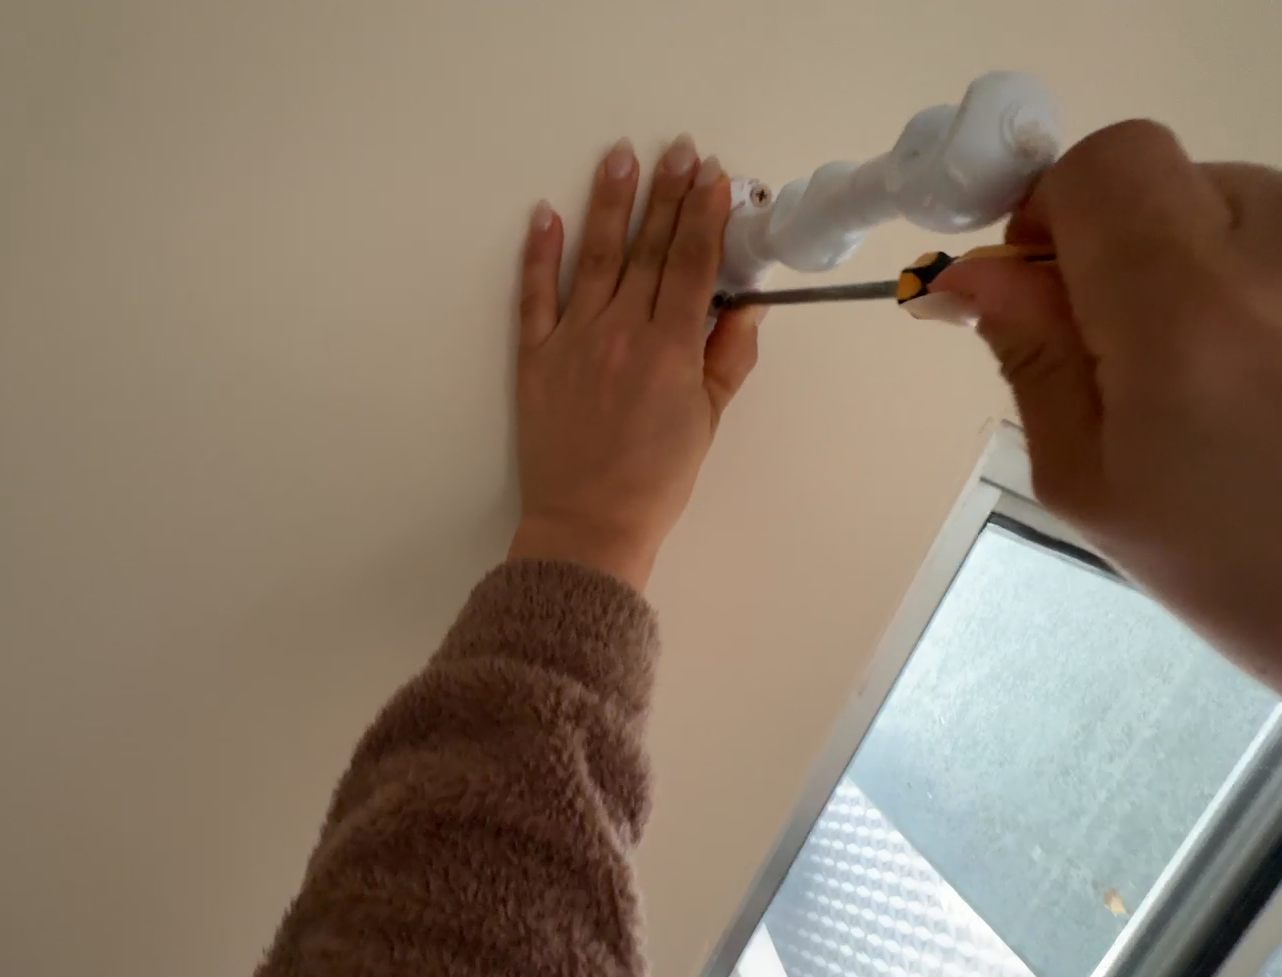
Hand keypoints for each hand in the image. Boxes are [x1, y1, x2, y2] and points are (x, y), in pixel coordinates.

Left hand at [508, 136, 761, 589]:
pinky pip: (534, 297)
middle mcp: (621, 332)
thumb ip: (729, 357)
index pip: (693, 264)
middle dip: (667, 195)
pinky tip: (545, 215)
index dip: (706, 215)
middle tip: (678, 148)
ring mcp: (572, 341)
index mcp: (670, 349)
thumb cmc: (655, 479)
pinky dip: (538, 256)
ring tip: (619, 157)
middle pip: (649, 251)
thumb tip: (747, 302)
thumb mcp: (707, 420)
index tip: (714, 174)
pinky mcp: (534, 359)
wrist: (588, 523)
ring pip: (595, 259)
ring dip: (609, 205)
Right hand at [935, 120, 1281, 794]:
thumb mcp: (1081, 473)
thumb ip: (1029, 353)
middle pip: (1168, 179)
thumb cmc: (1228, 560)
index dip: (1051, 207)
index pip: (1104, 164)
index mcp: (1194, 313)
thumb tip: (969, 276)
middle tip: (1117, 352)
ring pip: (1240, 201)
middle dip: (1118, 249)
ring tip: (1217, 375)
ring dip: (1197, 266)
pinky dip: (1268, 277)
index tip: (1038, 277)